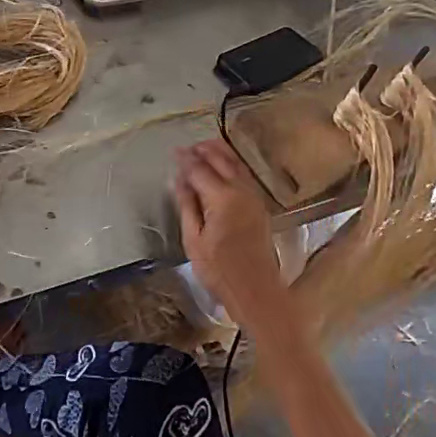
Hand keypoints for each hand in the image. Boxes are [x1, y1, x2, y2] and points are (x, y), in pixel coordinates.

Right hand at [172, 140, 283, 326]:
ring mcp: (254, 197)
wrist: (255, 289)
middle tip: (188, 147)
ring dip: (220, 153)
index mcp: (222, 197)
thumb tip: (179, 180)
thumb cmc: (219, 269)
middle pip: (221, 160)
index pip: (200, 170)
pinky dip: (232, 165)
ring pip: (237, 165)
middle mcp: (241, 191)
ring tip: (204, 149)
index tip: (175, 151)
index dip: (186, 160)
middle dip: (204, 150)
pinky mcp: (259, 205)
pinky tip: (224, 168)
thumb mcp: (193, 239)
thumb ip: (187, 205)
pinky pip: (244, 175)